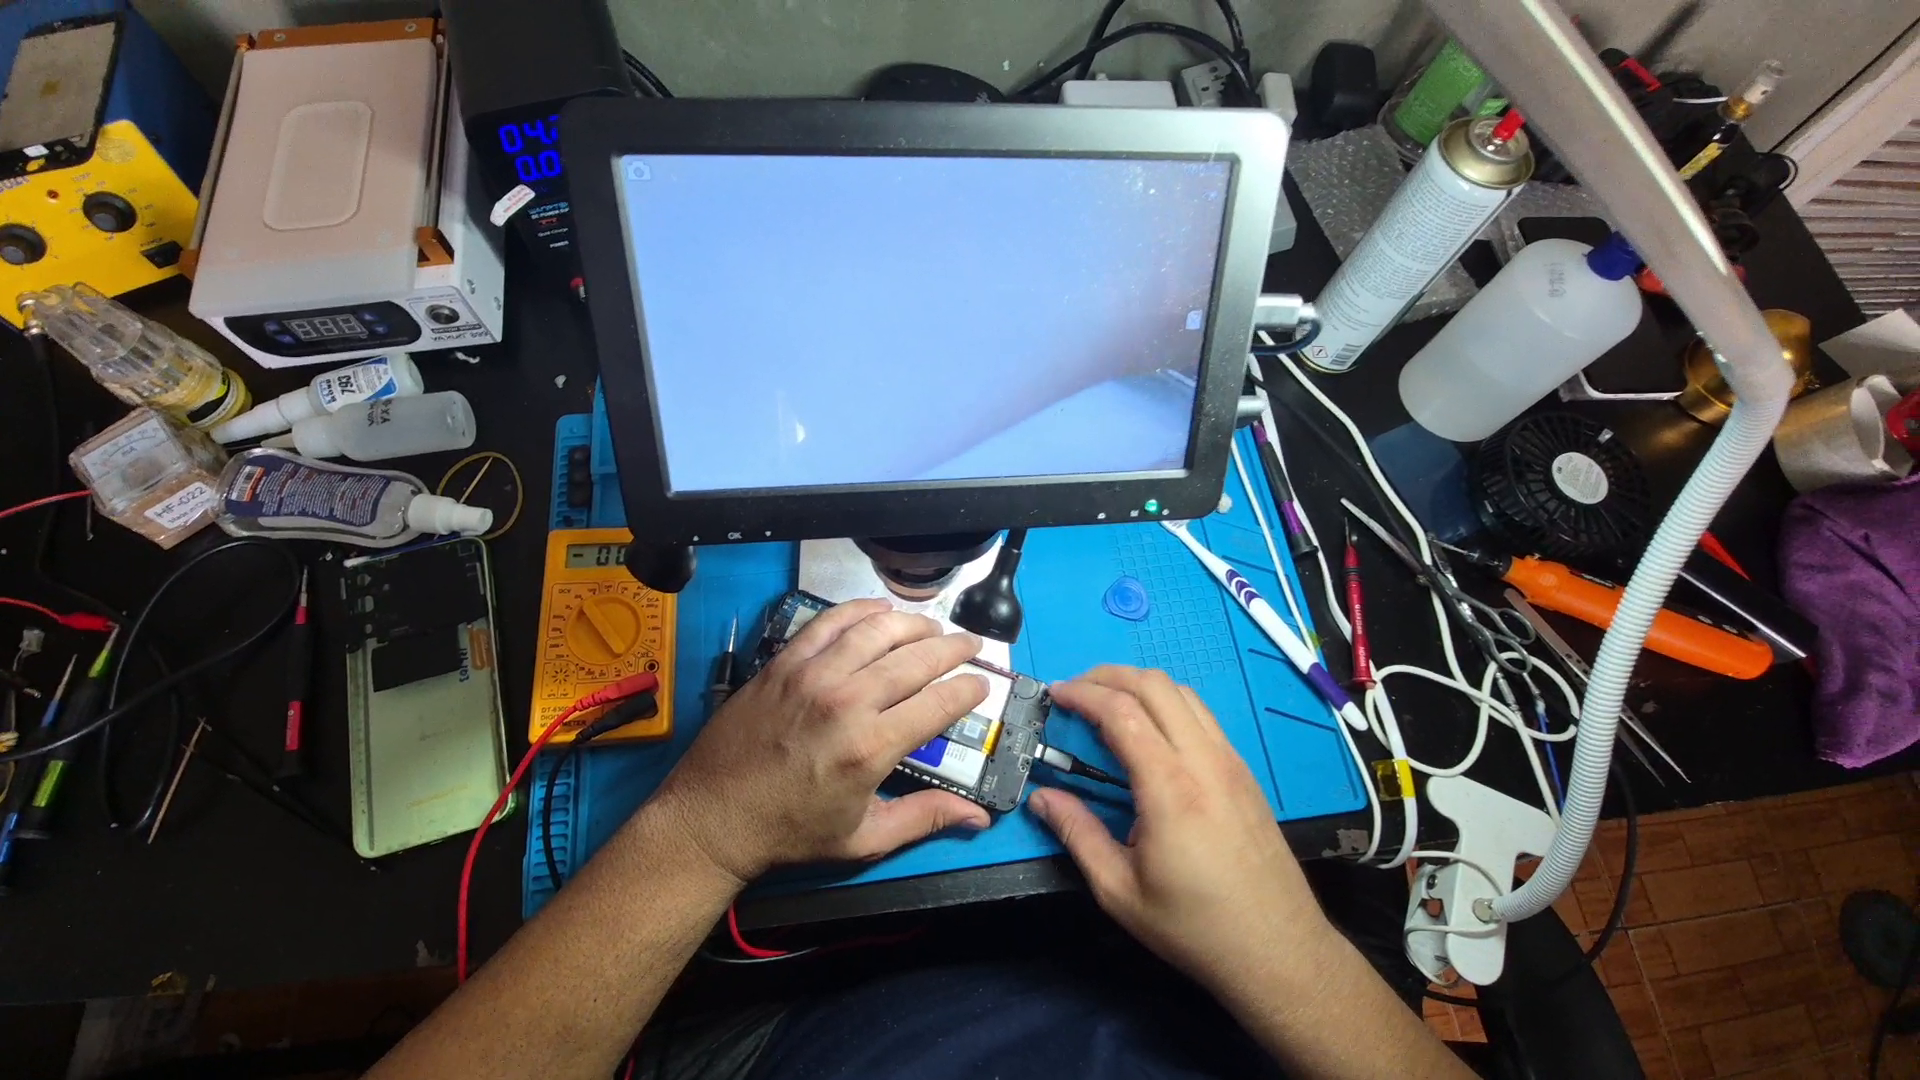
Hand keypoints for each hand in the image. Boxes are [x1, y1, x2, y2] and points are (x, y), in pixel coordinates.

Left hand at [649, 599, 991, 886]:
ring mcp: (813, 676)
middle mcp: (847, 702)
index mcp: (871, 748)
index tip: (982, 683)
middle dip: (954, 648)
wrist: (713, 817)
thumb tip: (980, 817)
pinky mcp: (784, 663)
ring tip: (933, 627)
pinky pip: (830, 623)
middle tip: (971, 644)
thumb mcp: (863, 838)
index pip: (939, 704)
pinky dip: (860, 610)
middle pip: (916, 659)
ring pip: (877, 631)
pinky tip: (880, 610)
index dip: (969, 689)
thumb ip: (924, 818)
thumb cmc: (791, 832)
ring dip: (914, 624)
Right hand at [1026, 666, 1337, 1002]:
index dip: (1083, 694)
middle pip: (1154, 685)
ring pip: (1183, 693)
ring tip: (1107, 704)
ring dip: (1140, 685)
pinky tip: (1148, 730)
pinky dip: (1166, 703)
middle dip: (1108, 675)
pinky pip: (1201, 715)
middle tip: (1075, 691)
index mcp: (1170, 788)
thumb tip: (1041, 798)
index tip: (1055, 694)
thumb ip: (1077, 835)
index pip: (1122, 712)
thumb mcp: (1120, 891)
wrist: (1278, 950)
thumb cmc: (1195, 926)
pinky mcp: (1243, 771)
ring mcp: (1230, 761)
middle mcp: (1204, 761)